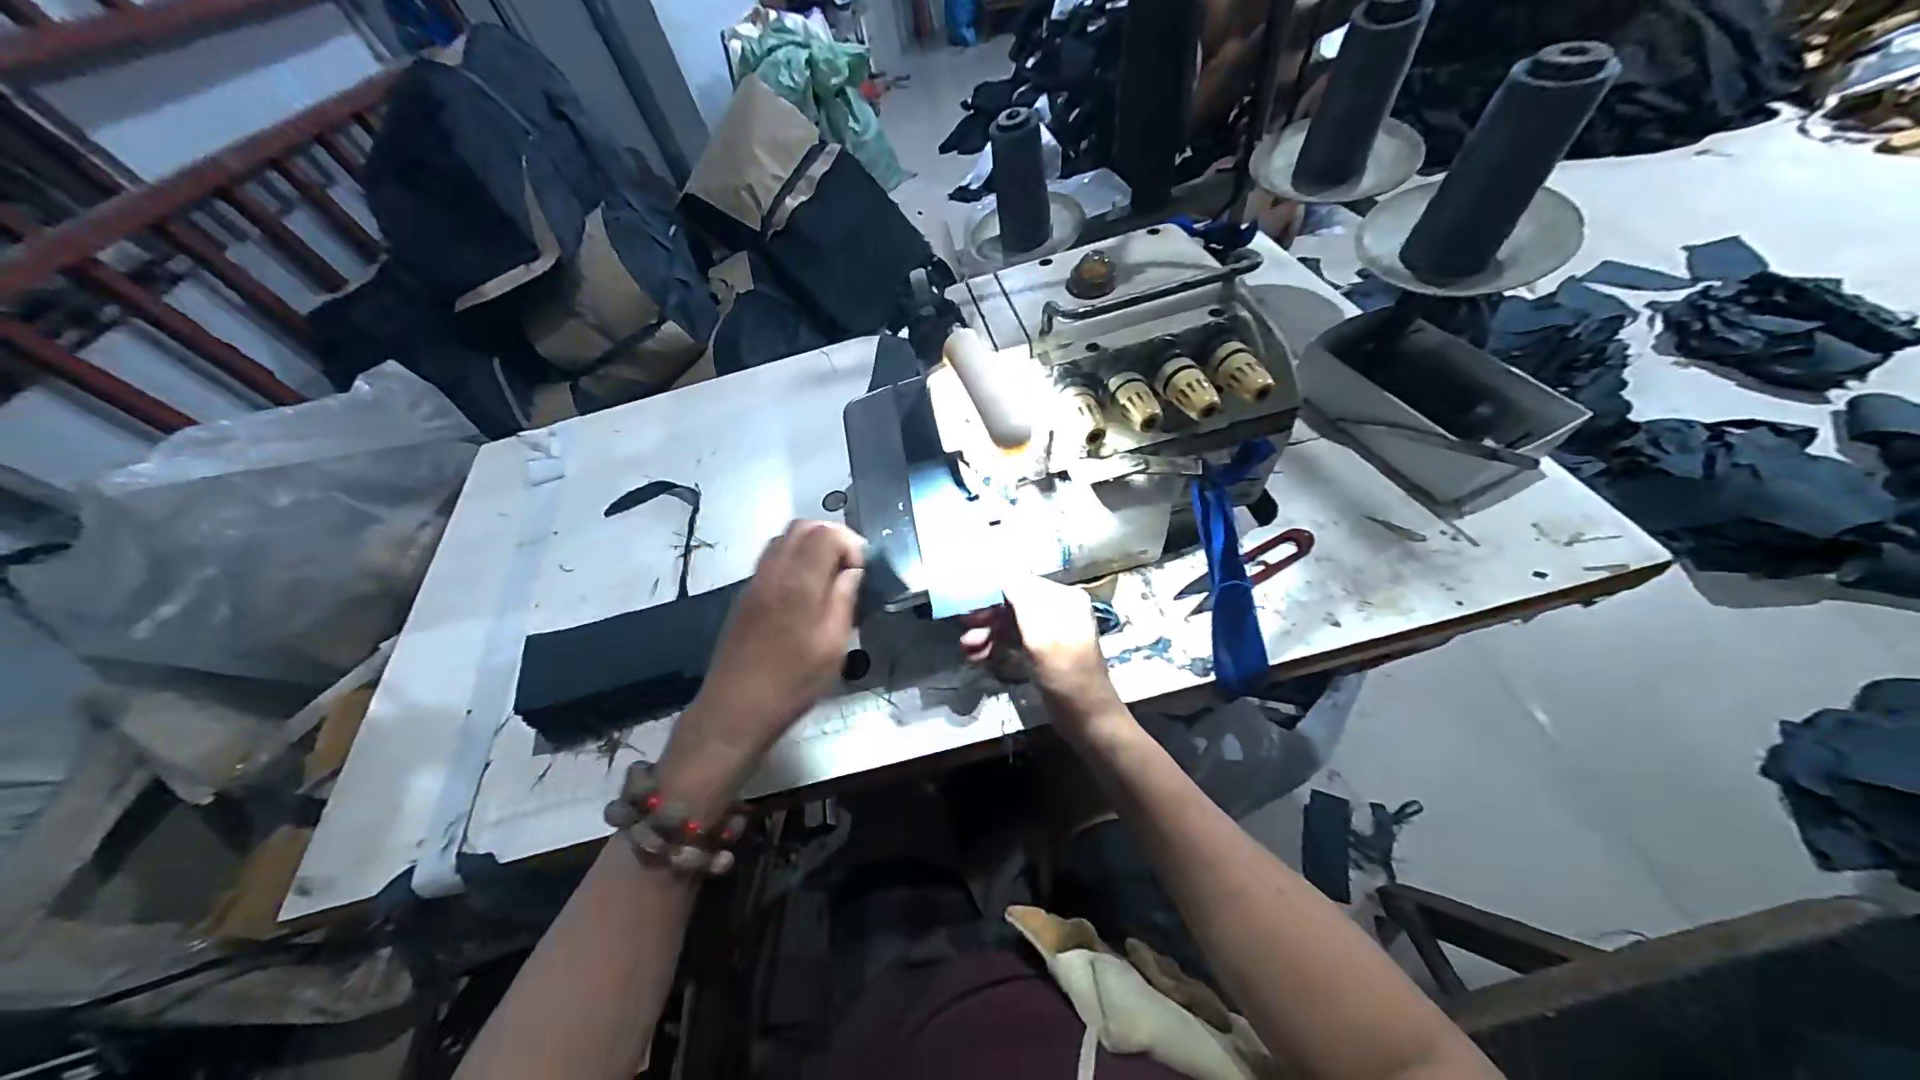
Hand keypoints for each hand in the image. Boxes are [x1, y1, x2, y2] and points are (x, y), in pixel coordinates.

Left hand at [666, 520, 863, 782]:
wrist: (736, 709)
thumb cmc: (793, 682)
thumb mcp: (834, 644)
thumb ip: (845, 598)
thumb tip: (853, 570)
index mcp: (799, 580)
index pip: (827, 532)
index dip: (851, 544)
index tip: (860, 573)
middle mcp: (773, 570)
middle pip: (803, 526)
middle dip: (832, 537)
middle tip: (849, 568)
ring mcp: (755, 581)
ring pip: (785, 539)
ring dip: (811, 546)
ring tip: (829, 579)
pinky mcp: (745, 595)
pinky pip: (772, 558)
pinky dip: (794, 560)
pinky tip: (805, 593)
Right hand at [959, 576, 1128, 738]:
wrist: (1086, 718)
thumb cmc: (1065, 675)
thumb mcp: (1041, 635)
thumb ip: (1021, 600)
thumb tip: (1000, 570)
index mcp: (1063, 598)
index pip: (1020, 582)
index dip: (991, 590)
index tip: (965, 601)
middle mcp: (1056, 609)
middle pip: (1012, 602)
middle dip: (987, 616)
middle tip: (965, 630)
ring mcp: (1048, 630)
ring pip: (1009, 622)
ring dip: (987, 633)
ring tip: (968, 650)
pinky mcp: (1041, 650)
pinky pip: (1013, 639)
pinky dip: (995, 645)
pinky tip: (978, 657)